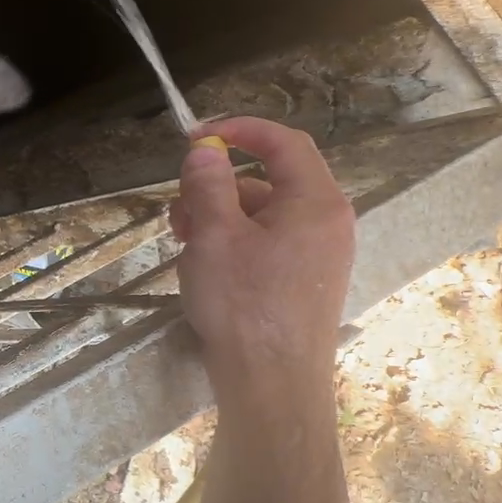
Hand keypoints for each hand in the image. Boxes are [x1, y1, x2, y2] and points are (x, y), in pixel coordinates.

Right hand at [170, 117, 353, 396]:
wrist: (270, 371)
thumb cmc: (241, 300)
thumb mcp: (212, 238)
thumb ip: (207, 188)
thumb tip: (202, 152)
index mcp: (314, 201)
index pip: (284, 144)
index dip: (240, 131)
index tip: (193, 138)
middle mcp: (325, 218)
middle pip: (266, 180)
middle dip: (214, 188)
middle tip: (176, 216)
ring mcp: (316, 248)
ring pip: (259, 212)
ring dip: (216, 218)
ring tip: (185, 248)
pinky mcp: (301, 274)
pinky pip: (262, 239)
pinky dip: (229, 240)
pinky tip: (204, 266)